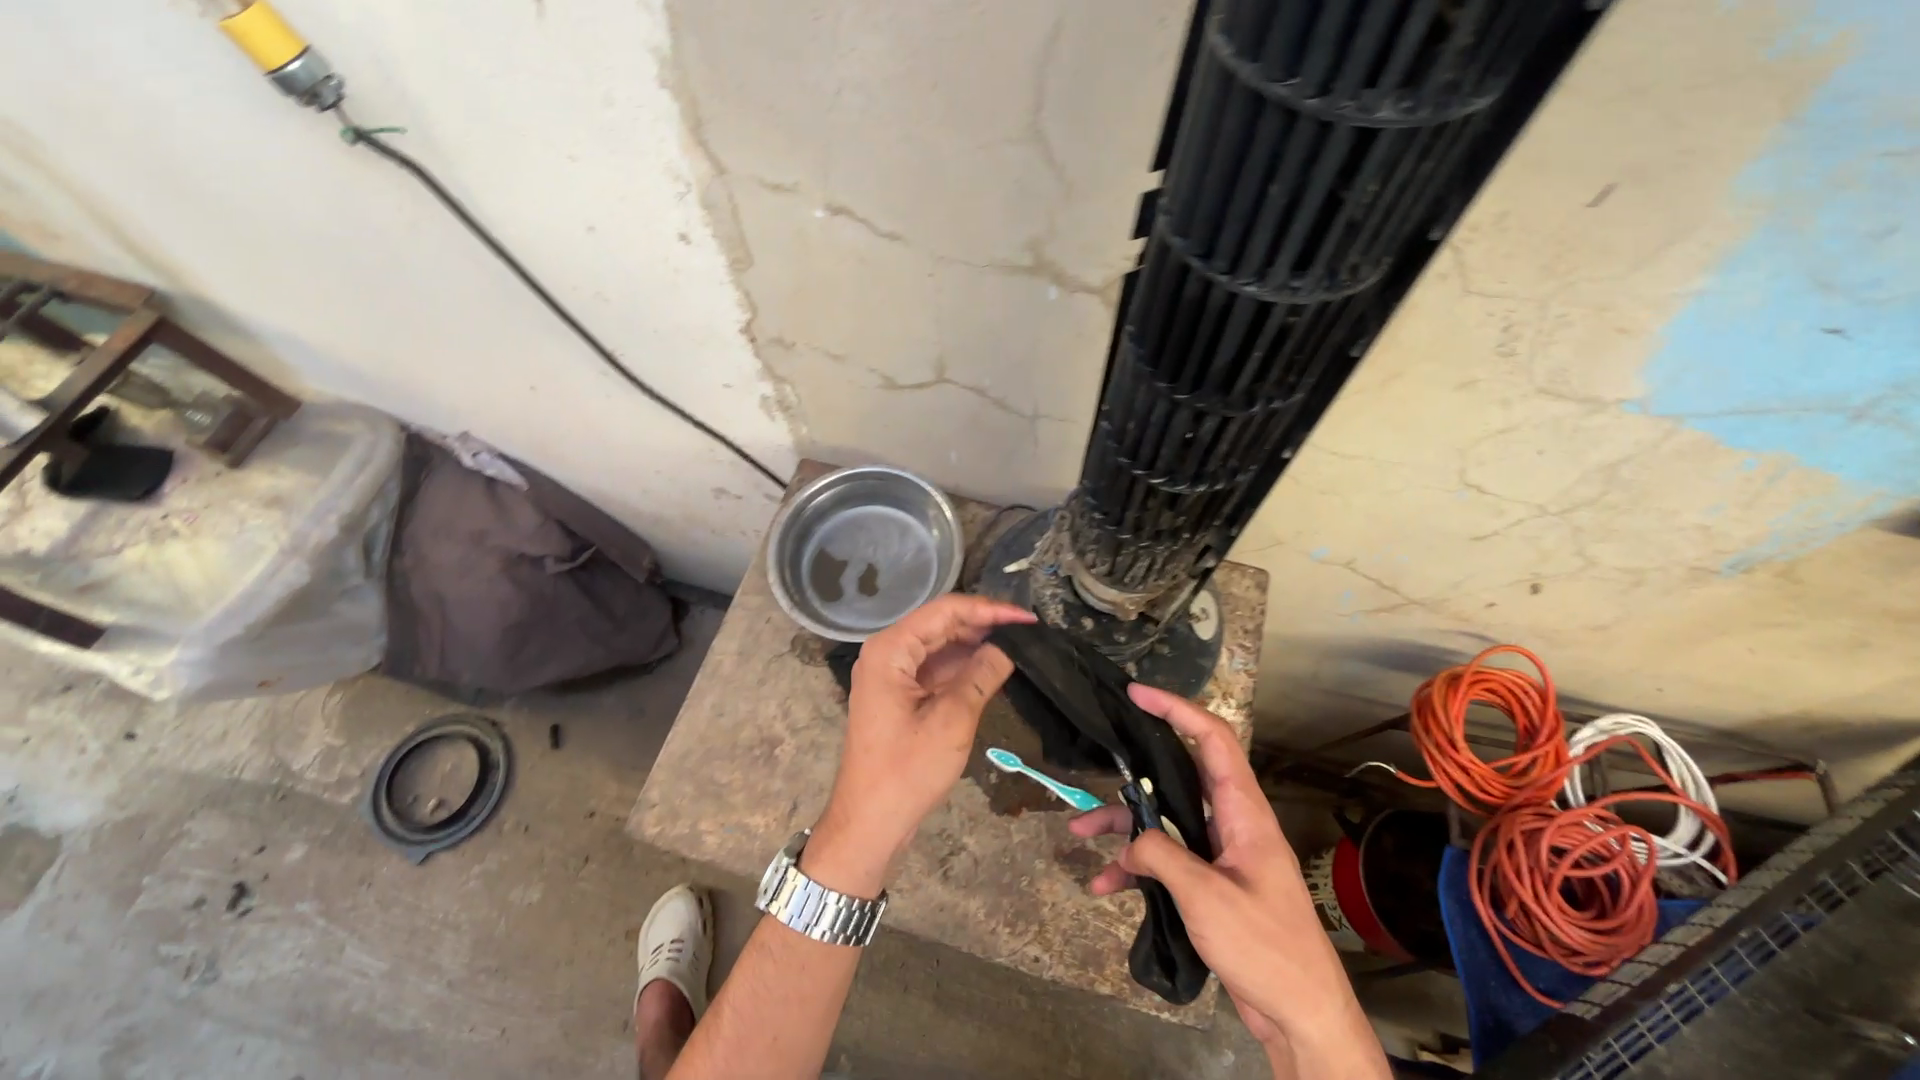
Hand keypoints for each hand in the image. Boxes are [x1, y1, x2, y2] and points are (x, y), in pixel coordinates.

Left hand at [804, 594, 1035, 897]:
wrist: (870, 822)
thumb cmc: (907, 771)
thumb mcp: (952, 720)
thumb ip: (981, 675)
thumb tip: (1008, 646)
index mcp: (890, 650)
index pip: (945, 610)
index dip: (989, 609)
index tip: (1027, 618)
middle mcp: (886, 653)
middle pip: (941, 624)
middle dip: (984, 624)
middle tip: (1029, 630)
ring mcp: (891, 675)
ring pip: (940, 646)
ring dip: (976, 644)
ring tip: (1019, 643)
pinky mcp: (899, 695)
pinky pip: (935, 668)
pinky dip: (963, 666)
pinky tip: (994, 666)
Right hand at [1070, 685, 1388, 1078]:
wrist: (1300, 1012)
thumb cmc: (1264, 946)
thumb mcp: (1206, 897)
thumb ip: (1162, 856)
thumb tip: (1131, 840)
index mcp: (1243, 813)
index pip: (1213, 739)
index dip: (1177, 709)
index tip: (1138, 694)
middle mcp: (1232, 824)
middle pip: (1180, 778)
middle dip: (1135, 772)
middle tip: (1099, 756)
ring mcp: (1221, 855)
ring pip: (1164, 823)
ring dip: (1122, 827)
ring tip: (1076, 834)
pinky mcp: (1211, 885)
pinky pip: (1165, 862)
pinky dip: (1135, 870)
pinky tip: (1103, 885)